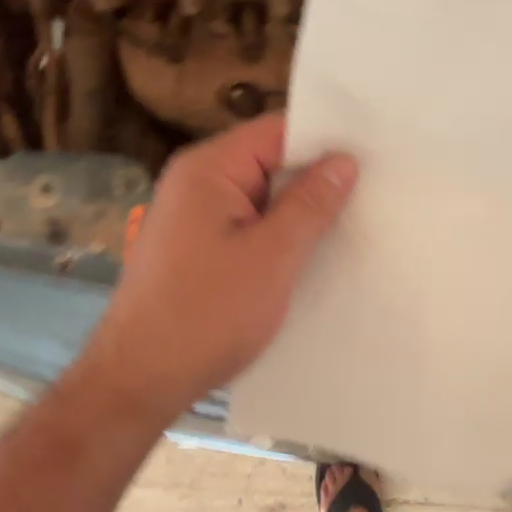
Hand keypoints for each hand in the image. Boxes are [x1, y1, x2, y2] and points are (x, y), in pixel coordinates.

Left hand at [79, 115, 357, 420]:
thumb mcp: (272, 258)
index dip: (324, 140)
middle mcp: (194, 183)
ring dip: (297, 213)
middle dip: (315, 178)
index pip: (276, 130)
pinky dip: (275, 237)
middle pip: (267, 162)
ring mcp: (190, 218)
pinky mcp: (193, 250)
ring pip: (258, 199)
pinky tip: (307, 258)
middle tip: (373, 193)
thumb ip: (310, 204)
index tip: (372, 156)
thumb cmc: (206, 315)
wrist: (138, 380)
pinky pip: (244, 228)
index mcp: (207, 169)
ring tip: (350, 225)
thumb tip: (343, 160)